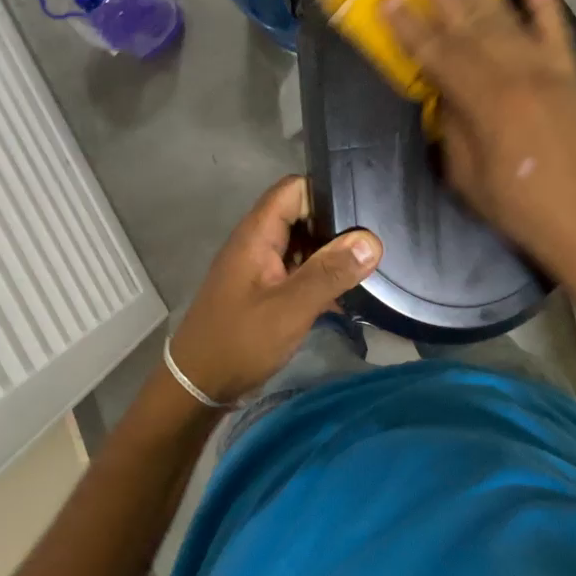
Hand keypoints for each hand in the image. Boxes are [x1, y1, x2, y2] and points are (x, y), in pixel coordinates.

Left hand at [170, 176, 381, 403]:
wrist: (199, 387)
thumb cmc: (240, 341)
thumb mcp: (290, 308)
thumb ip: (330, 273)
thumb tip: (371, 241)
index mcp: (257, 234)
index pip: (295, 189)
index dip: (328, 189)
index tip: (365, 205)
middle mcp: (257, 242)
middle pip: (302, 214)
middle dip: (337, 223)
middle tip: (377, 238)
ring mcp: (260, 267)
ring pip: (303, 244)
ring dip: (331, 253)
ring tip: (370, 263)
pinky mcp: (265, 291)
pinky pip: (298, 270)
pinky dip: (321, 276)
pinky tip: (349, 293)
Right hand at [383, 0, 575, 277]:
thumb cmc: (515, 208)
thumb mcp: (465, 175)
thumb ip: (452, 124)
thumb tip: (444, 88)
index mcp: (486, 103)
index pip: (439, 54)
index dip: (410, 26)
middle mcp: (517, 77)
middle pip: (472, 26)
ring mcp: (549, 73)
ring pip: (509, 21)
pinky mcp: (572, 78)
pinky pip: (558, 34)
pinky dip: (548, 5)